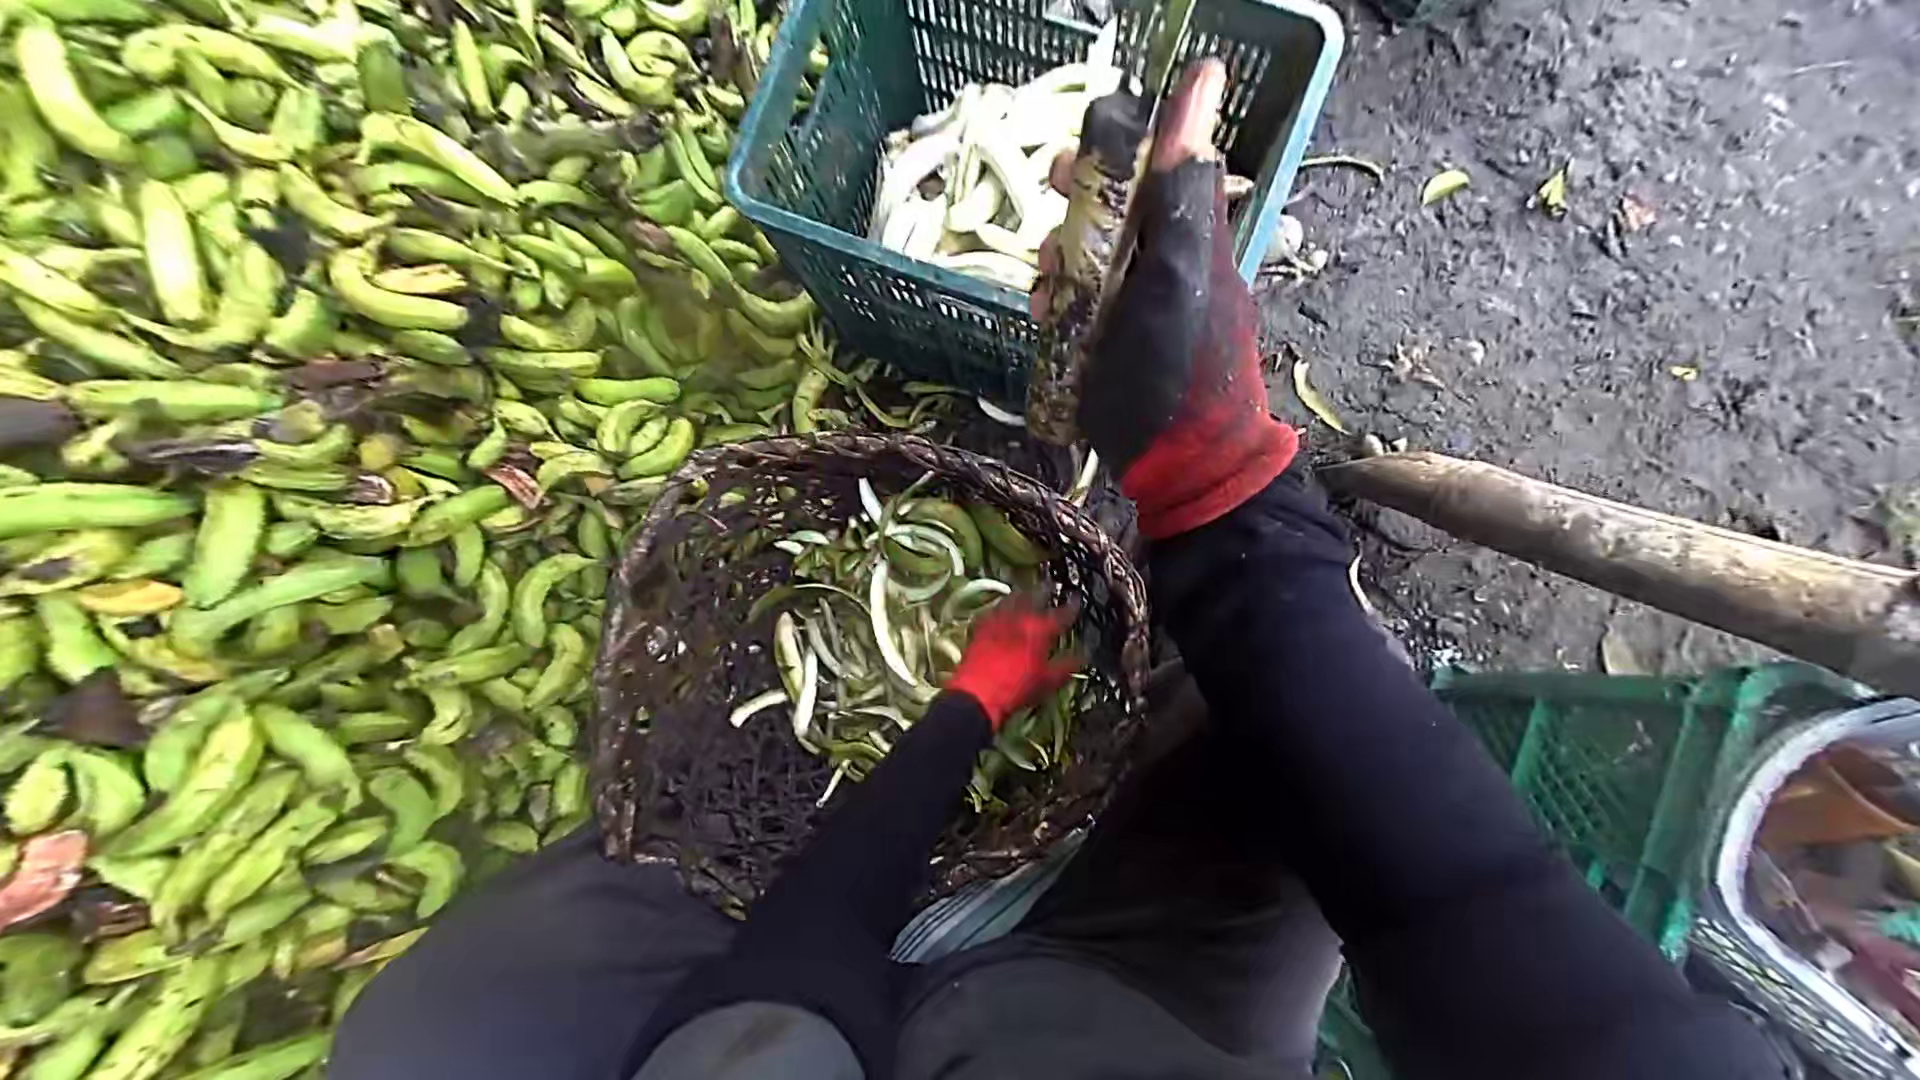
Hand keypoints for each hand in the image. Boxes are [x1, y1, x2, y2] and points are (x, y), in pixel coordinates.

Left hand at [944, 600, 1081, 730]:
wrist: (978, 694)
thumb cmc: (1017, 689)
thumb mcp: (1048, 681)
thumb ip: (1066, 666)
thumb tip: (1080, 658)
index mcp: (1040, 630)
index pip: (1062, 614)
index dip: (1071, 606)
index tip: (1075, 599)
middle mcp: (1020, 619)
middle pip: (1034, 596)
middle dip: (1044, 590)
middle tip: (1050, 585)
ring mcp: (998, 620)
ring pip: (1012, 599)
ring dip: (1021, 594)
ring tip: (1025, 591)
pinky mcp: (980, 627)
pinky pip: (992, 610)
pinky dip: (999, 608)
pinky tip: (999, 609)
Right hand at [1032, 60, 1297, 539]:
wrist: (1181, 466)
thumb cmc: (1177, 371)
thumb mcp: (1179, 276)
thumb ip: (1182, 189)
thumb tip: (1206, 79)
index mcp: (1190, 241)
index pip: (1152, 172)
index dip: (1111, 160)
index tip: (1069, 166)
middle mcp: (1167, 270)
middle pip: (1115, 220)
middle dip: (1075, 217)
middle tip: (1047, 229)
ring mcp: (1140, 312)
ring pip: (1092, 266)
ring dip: (1061, 265)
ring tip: (1042, 286)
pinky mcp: (1116, 349)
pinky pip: (1082, 311)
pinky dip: (1060, 307)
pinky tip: (1045, 317)